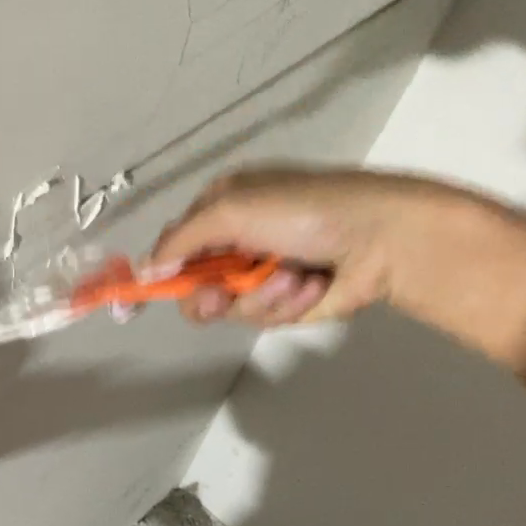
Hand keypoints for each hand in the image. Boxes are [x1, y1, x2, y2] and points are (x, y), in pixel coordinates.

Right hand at [150, 165, 494, 327]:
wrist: (383, 238)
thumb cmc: (305, 212)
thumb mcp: (232, 211)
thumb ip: (180, 242)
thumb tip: (142, 271)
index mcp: (222, 207)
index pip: (175, 246)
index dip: (163, 271)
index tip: (148, 293)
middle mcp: (237, 241)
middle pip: (193, 285)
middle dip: (210, 294)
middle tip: (223, 296)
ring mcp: (261, 273)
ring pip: (228, 307)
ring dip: (260, 297)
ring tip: (294, 278)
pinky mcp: (286, 301)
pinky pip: (261, 317)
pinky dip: (286, 304)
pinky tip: (312, 285)